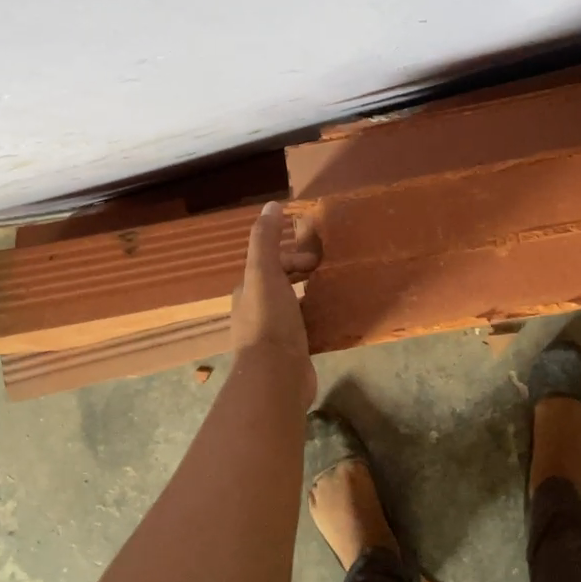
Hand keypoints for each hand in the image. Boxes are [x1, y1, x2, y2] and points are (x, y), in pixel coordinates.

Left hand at [229, 200, 321, 404]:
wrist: (276, 377)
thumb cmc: (270, 320)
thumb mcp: (264, 272)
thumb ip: (265, 239)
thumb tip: (272, 204)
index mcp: (248, 291)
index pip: (270, 263)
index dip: (292, 256)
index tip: (316, 258)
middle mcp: (255, 311)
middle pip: (280, 282)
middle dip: (301, 272)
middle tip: (326, 270)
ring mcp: (272, 335)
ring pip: (292, 305)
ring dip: (309, 294)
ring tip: (332, 290)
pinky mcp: (290, 353)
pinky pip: (304, 327)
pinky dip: (316, 317)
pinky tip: (332, 317)